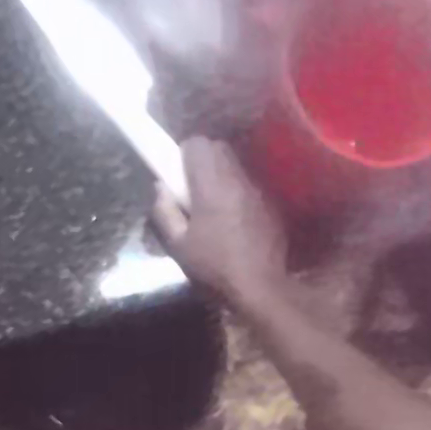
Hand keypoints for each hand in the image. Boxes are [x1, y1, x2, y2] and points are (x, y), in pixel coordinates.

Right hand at [150, 137, 287, 306]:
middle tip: (191, 189)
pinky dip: (237, 195)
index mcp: (211, 185)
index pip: (197, 143)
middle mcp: (237, 180)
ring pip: (235, 168)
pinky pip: (249, 188)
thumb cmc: (213, 266)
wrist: (259, 286)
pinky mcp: (270, 206)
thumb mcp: (178, 245)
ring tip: (212, 208)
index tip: (176, 174)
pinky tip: (233, 224)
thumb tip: (160, 188)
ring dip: (220, 178)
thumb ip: (164, 211)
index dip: (183, 153)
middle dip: (202, 161)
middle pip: (218, 149)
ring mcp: (257, 192)